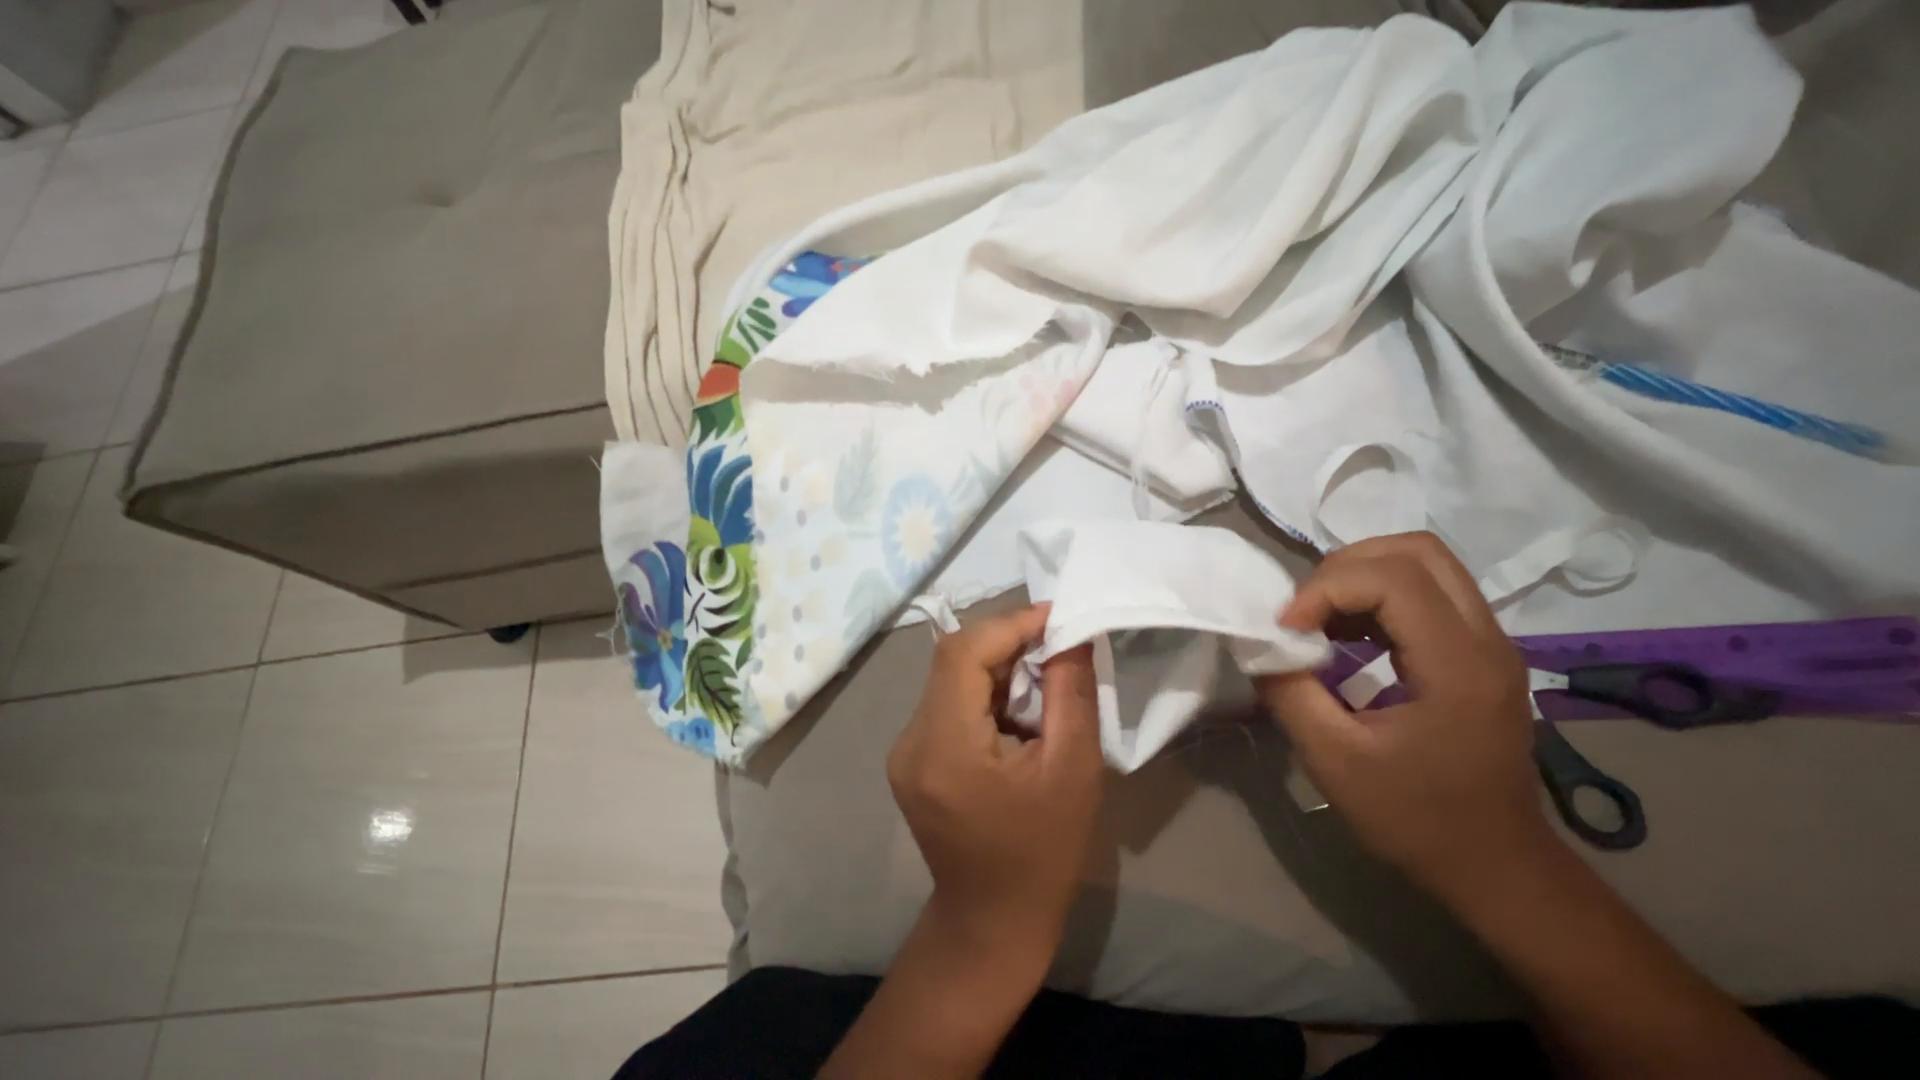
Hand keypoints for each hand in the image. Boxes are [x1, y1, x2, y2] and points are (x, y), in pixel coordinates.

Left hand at [887, 605, 1104, 951]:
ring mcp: (904, 753)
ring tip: (1044, 688)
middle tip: (1057, 651)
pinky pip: (946, 707)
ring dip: (996, 672)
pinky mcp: (910, 763)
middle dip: (1006, 646)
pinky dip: (983, 698)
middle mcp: (910, 742)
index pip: (963, 653)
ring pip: (948, 682)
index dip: (1010, 624)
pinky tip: (1018, 719)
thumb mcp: (1072, 769)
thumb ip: (1070, 693)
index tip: (1057, 619)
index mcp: (943, 745)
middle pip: (952, 662)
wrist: (994, 921)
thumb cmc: (1043, 853)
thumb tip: (1070, 634)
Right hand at [1257, 532, 1551, 900]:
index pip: (1392, 578)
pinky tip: (1349, 637)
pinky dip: (1380, 597)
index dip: (1325, 589)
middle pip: (1417, 551)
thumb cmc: (1416, 820)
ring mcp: (1491, 643)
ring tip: (1322, 621)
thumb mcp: (1335, 762)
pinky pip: (1430, 593)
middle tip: (1305, 613)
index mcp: (1458, 665)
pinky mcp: (1482, 654)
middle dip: (1346, 567)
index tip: (1286, 631)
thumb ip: (1291, 694)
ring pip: (1427, 563)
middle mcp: (1486, 639)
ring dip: (1363, 577)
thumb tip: (1259, 647)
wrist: (1495, 865)